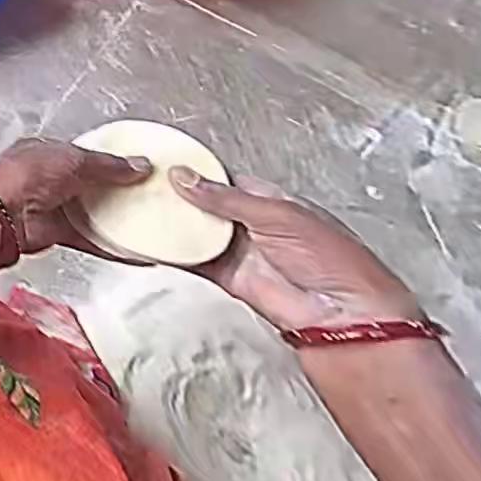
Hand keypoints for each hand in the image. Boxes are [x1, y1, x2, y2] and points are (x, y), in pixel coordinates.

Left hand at [0, 138, 151, 253]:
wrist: (2, 215)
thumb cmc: (24, 176)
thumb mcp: (73, 159)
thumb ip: (108, 165)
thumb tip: (139, 166)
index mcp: (45, 151)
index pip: (82, 154)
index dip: (107, 160)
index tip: (134, 167)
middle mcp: (46, 178)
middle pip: (88, 184)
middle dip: (114, 190)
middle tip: (145, 194)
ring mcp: (50, 205)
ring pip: (90, 212)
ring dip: (115, 219)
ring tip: (145, 220)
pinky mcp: (55, 232)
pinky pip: (89, 239)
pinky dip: (111, 247)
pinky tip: (133, 251)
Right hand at [170, 169, 421, 330]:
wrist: (340, 316)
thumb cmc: (327, 258)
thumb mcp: (276, 214)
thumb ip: (225, 198)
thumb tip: (183, 176)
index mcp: (270, 201)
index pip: (225, 180)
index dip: (198, 172)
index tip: (167, 164)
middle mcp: (251, 224)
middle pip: (206, 205)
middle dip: (180, 197)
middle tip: (146, 184)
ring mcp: (239, 250)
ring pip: (197, 231)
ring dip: (173, 223)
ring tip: (140, 206)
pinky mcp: (228, 276)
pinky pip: (194, 260)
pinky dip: (173, 251)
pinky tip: (151, 240)